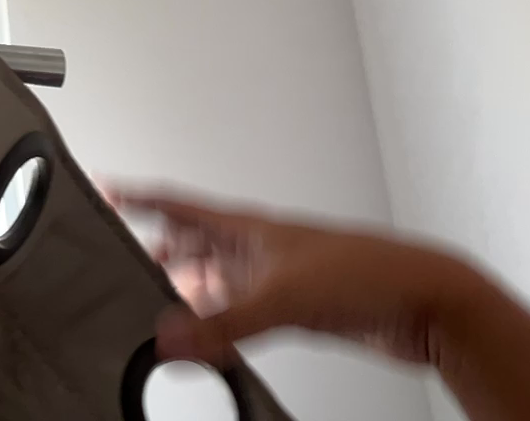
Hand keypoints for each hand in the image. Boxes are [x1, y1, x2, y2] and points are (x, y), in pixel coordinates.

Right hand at [111, 189, 486, 368]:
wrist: (423, 301)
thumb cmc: (363, 270)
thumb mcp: (281, 297)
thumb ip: (223, 323)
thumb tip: (169, 340)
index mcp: (242, 227)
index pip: (175, 206)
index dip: (138, 197)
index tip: (106, 189)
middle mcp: (251, 248)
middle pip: (189, 243)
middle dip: (155, 249)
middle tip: (122, 256)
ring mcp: (269, 277)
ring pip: (212, 280)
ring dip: (186, 290)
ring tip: (155, 301)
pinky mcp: (290, 309)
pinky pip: (237, 313)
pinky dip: (217, 324)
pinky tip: (207, 337)